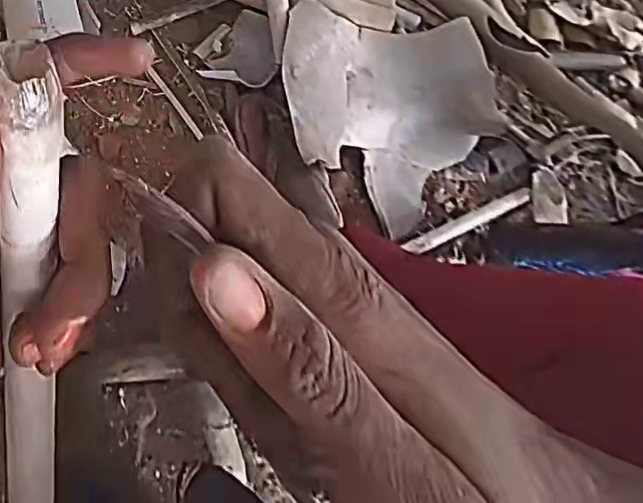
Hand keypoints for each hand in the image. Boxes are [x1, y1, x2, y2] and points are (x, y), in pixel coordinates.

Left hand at [0, 34, 151, 501]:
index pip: (22, 90)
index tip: (131, 59)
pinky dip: (76, 312)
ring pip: (91, 228)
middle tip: (50, 302)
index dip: (77, 62)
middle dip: (79, 244)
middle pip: (78, 172)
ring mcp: (23, 222)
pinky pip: (90, 267)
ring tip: (35, 336)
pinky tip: (40, 340)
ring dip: (75, 293)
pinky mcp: (42, 260)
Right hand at [151, 116, 642, 502]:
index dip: (165, 214)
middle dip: (169, 274)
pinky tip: (241, 384)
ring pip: (199, 248)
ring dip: (187, 310)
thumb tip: (207, 260)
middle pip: (194, 206)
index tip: (161, 290)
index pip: (213, 172)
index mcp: (333, 278)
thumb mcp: (394, 464)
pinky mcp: (298, 303)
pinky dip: (208, 332)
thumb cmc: (482, 498)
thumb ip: (298, 361)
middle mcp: (316, 257)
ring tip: (233, 387)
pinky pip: (220, 295)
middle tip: (204, 358)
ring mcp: (306, 276)